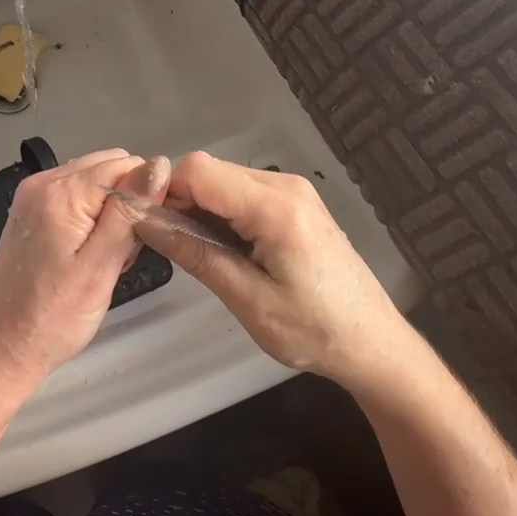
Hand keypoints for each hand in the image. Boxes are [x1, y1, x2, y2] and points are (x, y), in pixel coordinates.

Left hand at [0, 149, 148, 400]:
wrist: (3, 347)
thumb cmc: (51, 318)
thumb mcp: (100, 268)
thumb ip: (129, 213)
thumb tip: (158, 166)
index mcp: (60, 192)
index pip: (125, 164)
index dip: (146, 194)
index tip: (144, 235)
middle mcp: (42, 182)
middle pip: (108, 166)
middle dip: (129, 201)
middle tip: (123, 250)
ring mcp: (33, 195)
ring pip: (95, 180)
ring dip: (112, 210)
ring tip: (105, 256)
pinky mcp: (31, 211)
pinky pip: (76, 195)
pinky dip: (92, 216)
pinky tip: (89, 253)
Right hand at [132, 152, 412, 389]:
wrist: (375, 345)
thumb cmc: (313, 331)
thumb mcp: (247, 299)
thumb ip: (194, 252)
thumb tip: (141, 219)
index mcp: (276, 207)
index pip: (198, 170)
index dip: (164, 190)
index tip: (148, 226)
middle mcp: (285, 185)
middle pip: (209, 170)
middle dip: (179, 200)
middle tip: (171, 245)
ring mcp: (292, 190)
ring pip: (222, 178)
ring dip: (199, 206)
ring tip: (198, 250)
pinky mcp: (295, 201)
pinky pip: (241, 190)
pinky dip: (219, 210)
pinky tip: (223, 245)